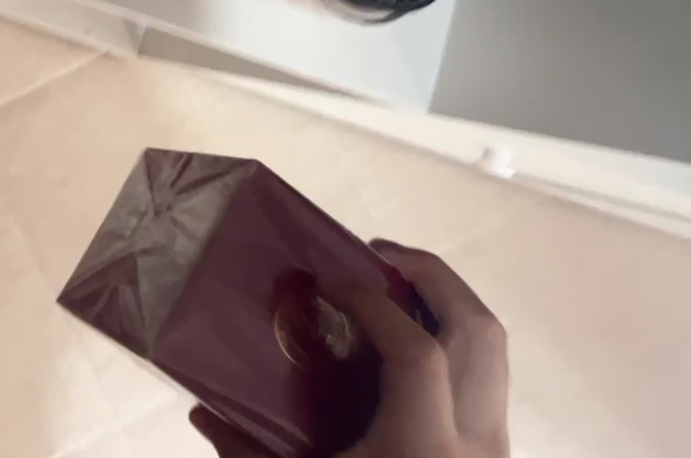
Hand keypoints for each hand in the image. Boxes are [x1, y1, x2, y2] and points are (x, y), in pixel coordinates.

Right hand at [190, 241, 508, 457]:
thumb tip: (196, 411)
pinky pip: (482, 372)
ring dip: (444, 300)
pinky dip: (447, 334)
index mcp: (423, 446)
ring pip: (492, 349)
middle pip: (479, 332)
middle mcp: (475, 440)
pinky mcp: (492, 448)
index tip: (323, 279)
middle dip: (430, 276)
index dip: (372, 302)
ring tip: (387, 281)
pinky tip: (398, 339)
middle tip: (371, 253)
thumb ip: (246, 453)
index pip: (416, 351)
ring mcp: (494, 444)